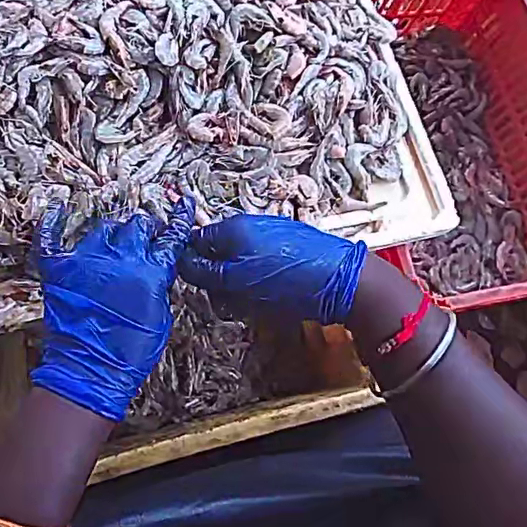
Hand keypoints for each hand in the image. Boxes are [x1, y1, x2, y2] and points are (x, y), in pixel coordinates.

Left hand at [29, 201, 193, 420]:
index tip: (183, 206)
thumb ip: (158, 283)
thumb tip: (156, 267)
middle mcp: (119, 258)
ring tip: (115, 242)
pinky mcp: (59, 269)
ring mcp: (86, 260)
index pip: (169, 237)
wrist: (90, 370)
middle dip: (144, 230)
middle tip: (145, 237)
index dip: (178, 220)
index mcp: (150, 271)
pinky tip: (59, 207)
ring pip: (104, 229)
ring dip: (113, 235)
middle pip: (136, 226)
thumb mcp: (160, 316)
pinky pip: (52, 236)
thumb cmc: (130, 353)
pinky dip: (54, 221)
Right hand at [177, 214, 366, 324]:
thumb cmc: (284, 279)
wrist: (344, 281)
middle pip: (218, 252)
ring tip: (251, 302)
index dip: (192, 263)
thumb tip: (182, 263)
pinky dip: (259, 281)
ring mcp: (271, 235)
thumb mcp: (236, 280)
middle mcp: (249, 225)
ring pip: (240, 261)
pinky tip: (271, 296)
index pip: (196, 240)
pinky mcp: (289, 248)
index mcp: (232, 227)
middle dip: (217, 277)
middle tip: (226, 299)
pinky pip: (261, 264)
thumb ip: (205, 271)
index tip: (199, 285)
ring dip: (238, 283)